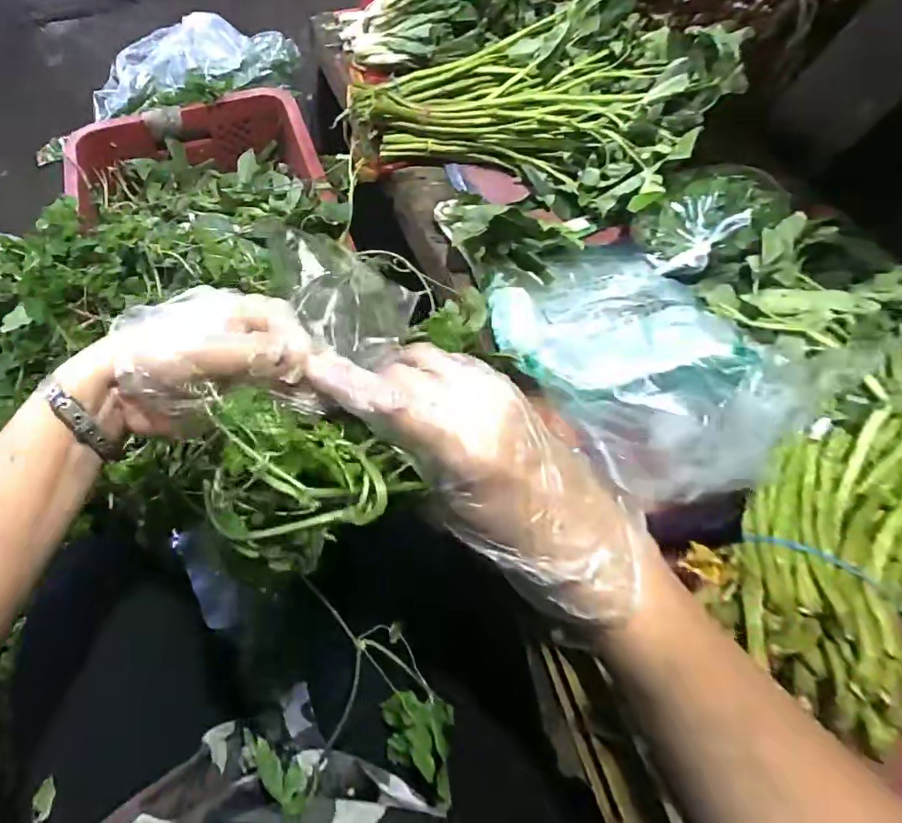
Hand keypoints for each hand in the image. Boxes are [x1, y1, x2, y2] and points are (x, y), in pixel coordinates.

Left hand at [82, 288, 316, 437]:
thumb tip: (297, 353)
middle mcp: (238, 332)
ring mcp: (234, 360)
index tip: (306, 365)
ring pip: (277, 365)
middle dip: (304, 360)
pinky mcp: (226, 388)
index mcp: (232, 311)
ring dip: (297, 379)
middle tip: (323, 385)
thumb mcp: (203, 351)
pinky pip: (261, 387)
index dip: (296, 337)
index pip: (278, 317)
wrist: (115, 390)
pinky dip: (281, 395)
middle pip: (283, 340)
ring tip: (318, 399)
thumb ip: (250, 352)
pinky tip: (297, 406)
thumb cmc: (157, 356)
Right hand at [309, 344, 644, 621]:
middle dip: (368, 380)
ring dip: (396, 370)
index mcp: (463, 444)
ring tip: (382, 395)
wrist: (593, 542)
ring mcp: (496, 386)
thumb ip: (406, 460)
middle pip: (401, 369)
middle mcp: (479, 402)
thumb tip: (366, 431)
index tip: (308, 365)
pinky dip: (425, 371)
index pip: (389, 399)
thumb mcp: (448, 512)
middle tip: (344, 399)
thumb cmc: (515, 545)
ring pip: (424, 356)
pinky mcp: (508, 383)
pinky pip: (450, 361)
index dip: (345, 381)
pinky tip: (422, 394)